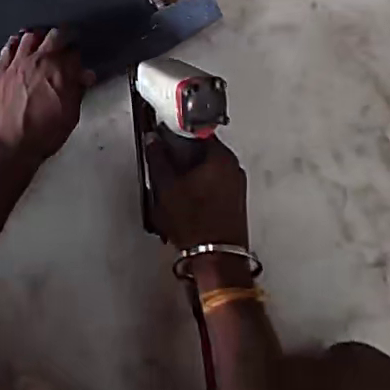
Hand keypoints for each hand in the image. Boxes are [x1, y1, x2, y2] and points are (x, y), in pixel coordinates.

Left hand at [0, 29, 92, 163]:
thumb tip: (85, 76)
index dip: (76, 54)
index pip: (73, 51)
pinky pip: (8, 47)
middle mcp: (40, 61)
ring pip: (30, 36)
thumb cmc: (45, 134)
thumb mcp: (70, 115)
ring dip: (38, 37)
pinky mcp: (1, 70)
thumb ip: (78, 90)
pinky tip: (19, 47)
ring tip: (40, 43)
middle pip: (54, 35)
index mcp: (61, 71)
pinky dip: (16, 43)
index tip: (76, 59)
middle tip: (62, 44)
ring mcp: (18, 64)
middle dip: (62, 37)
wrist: (10, 146)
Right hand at [146, 135, 249, 251]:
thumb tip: (153, 141)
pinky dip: (200, 182)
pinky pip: (215, 181)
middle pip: (204, 148)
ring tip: (173, 183)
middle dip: (183, 153)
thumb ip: (158, 158)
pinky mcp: (235, 200)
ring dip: (191, 169)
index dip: (177, 132)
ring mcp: (237, 184)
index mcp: (221, 157)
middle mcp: (233, 167)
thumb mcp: (167, 186)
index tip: (163, 135)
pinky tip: (186, 196)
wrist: (215, 258)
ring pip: (209, 166)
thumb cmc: (195, 223)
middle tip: (165, 161)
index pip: (198, 130)